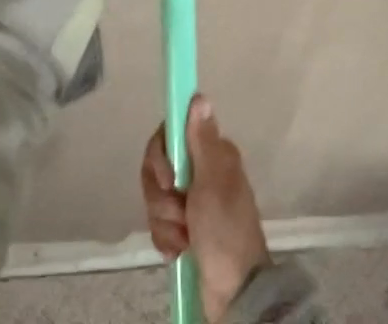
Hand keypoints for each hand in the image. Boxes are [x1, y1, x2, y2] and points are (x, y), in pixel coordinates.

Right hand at [141, 96, 271, 320]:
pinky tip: (179, 250)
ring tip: (184, 237)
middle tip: (179, 211)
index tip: (169, 177)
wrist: (233, 292)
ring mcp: (191, 202)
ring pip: (154, 196)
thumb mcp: (214, 183)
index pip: (170, 134)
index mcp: (212, 156)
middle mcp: (201, 173)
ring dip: (164, 220)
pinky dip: (165, 238)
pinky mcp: (182, 228)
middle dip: (161, 195)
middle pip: (157, 166)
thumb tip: (199, 96)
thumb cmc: (225, 231)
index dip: (161, 154)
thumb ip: (201, 140)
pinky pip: (157, 222)